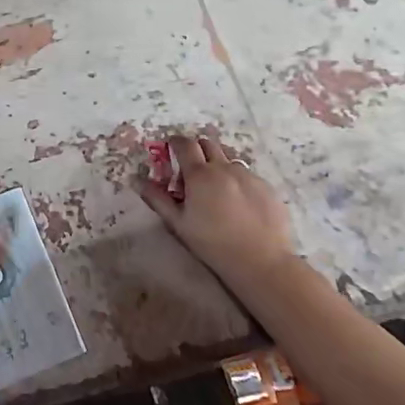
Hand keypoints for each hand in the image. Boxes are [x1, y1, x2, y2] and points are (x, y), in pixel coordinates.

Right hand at [137, 134, 296, 283]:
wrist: (261, 262)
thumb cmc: (213, 244)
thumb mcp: (179, 224)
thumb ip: (158, 199)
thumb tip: (138, 181)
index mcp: (200, 175)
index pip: (185, 144)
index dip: (175, 142)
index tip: (171, 147)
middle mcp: (225, 168)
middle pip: (208, 144)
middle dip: (197, 149)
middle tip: (192, 169)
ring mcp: (249, 175)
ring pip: (229, 160)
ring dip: (219, 166)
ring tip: (218, 190)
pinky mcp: (267, 187)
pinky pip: (248, 176)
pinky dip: (238, 182)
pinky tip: (240, 205)